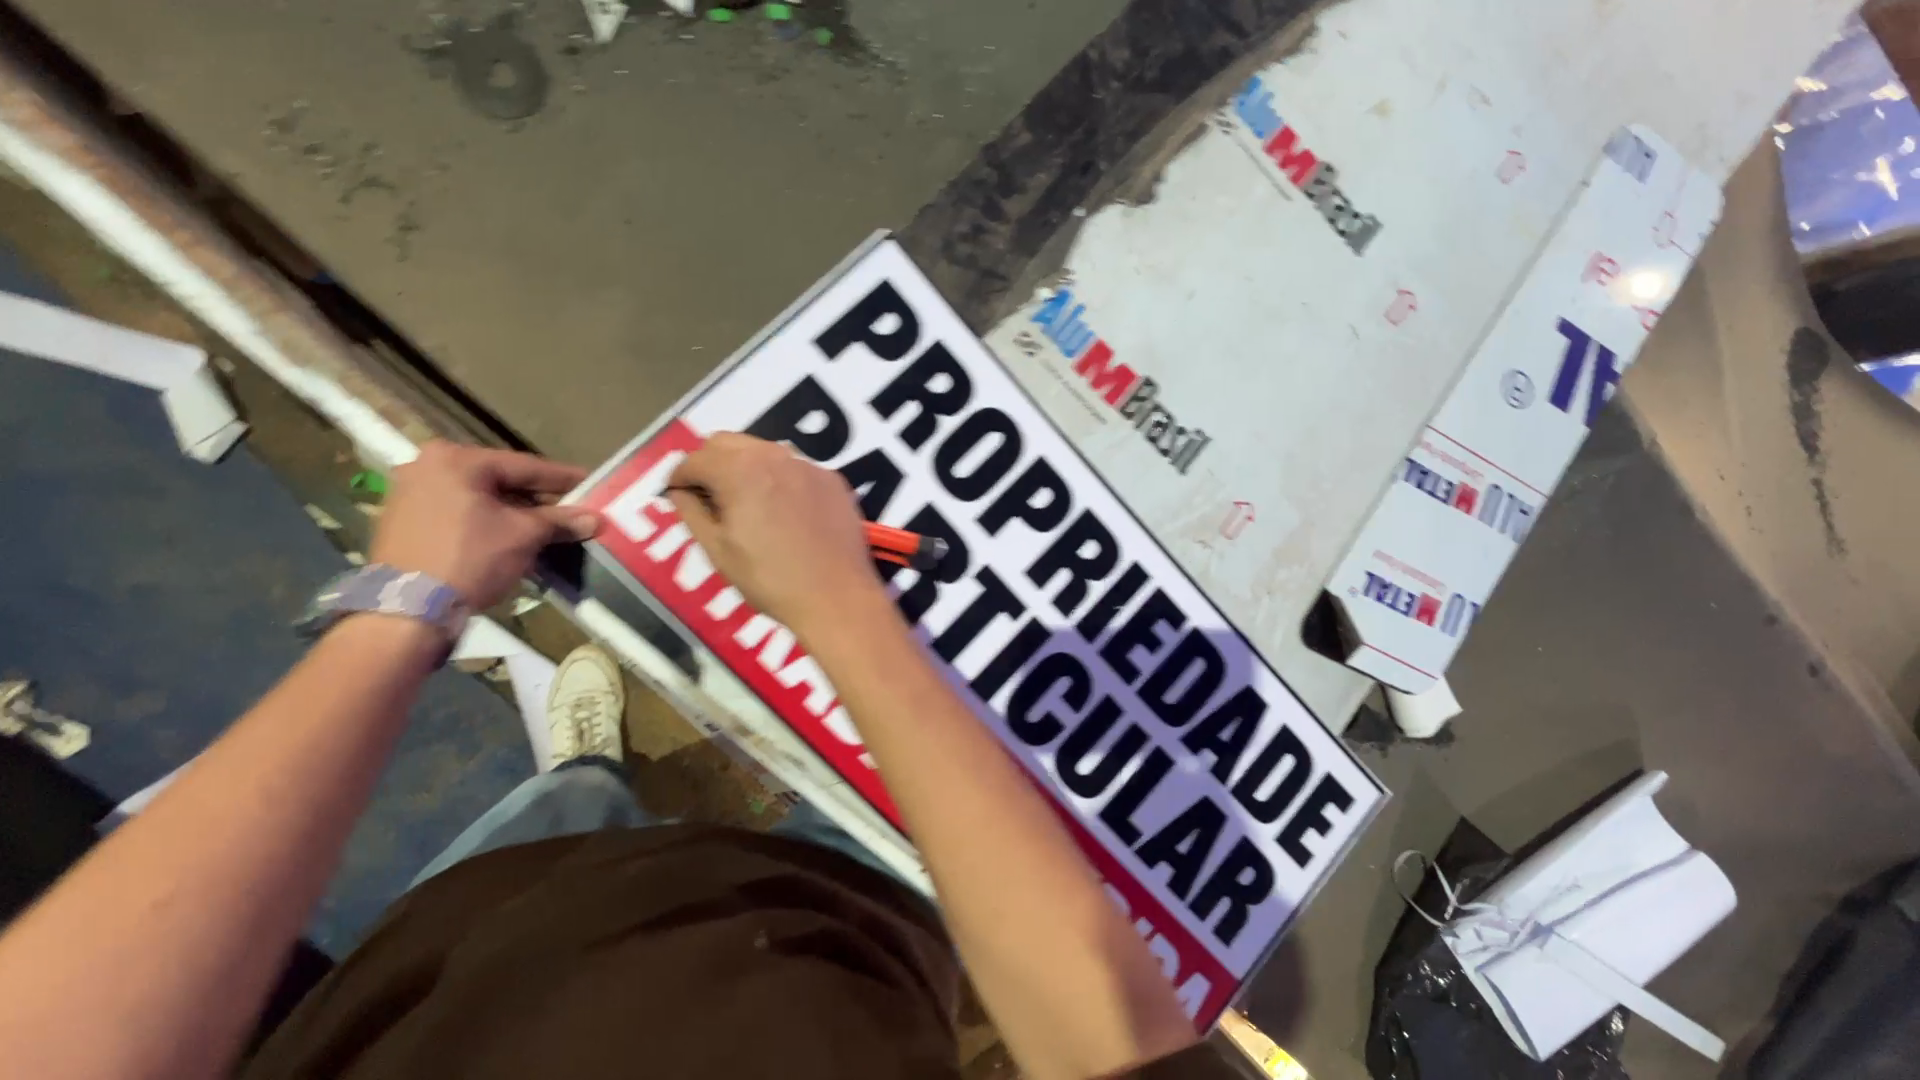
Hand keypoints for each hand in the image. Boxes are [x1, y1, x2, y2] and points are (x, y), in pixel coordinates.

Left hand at [370, 441, 600, 608]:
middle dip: (536, 497)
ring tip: (542, 526)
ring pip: (477, 497)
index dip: (563, 479)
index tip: (590, 482)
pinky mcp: (401, 520)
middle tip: (569, 508)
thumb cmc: (470, 559)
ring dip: (511, 511)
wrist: (407, 610)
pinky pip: (457, 512)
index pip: (524, 466)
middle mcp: (426, 465)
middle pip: (498, 480)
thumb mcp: (523, 536)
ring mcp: (408, 492)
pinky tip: (507, 536)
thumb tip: (595, 519)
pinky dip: (484, 521)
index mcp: (455, 458)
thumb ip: (560, 521)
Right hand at [667, 433, 885, 637]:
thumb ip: (691, 512)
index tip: (675, 495)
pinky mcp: (832, 480)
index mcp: (740, 471)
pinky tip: (782, 512)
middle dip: (709, 463)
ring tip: (744, 504)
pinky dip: (779, 479)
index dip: (679, 477)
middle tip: (706, 497)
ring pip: (764, 451)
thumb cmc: (769, 579)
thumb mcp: (718, 550)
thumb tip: (678, 491)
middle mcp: (774, 456)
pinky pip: (795, 468)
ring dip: (744, 467)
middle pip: (728, 443)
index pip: (695, 459)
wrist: (836, 596)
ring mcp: (808, 466)